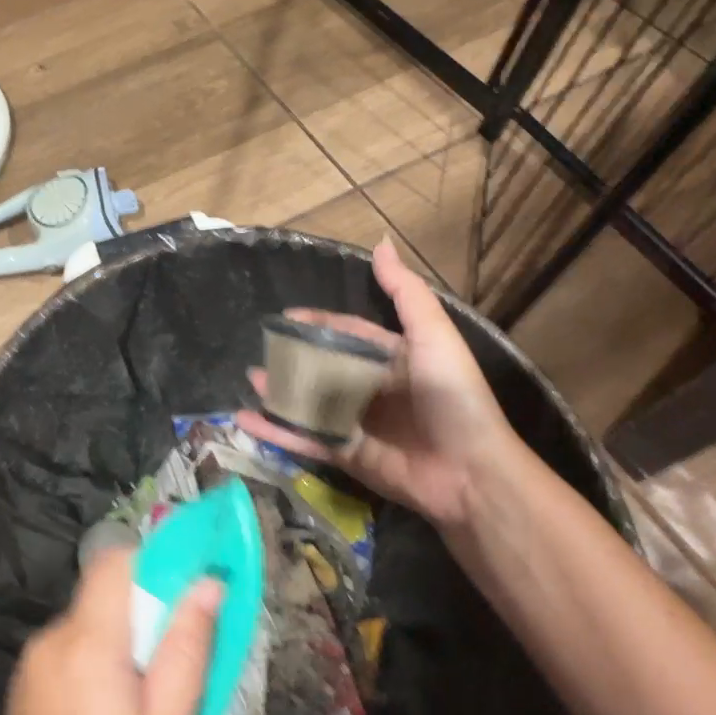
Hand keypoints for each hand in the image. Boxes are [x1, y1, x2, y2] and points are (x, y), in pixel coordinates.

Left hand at [6, 548, 223, 714]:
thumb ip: (187, 651)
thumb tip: (210, 582)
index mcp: (84, 642)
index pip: (118, 561)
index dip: (157, 565)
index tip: (193, 591)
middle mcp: (49, 639)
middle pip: (105, 596)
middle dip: (146, 616)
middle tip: (179, 666)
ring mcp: (30, 666)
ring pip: (88, 626)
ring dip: (122, 644)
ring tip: (147, 703)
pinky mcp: (22, 690)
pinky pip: (67, 655)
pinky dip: (95, 666)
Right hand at [236, 237, 522, 527]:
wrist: (471, 472)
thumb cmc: (454, 396)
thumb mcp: (433, 336)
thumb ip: (405, 292)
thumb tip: (381, 242)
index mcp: (392, 359)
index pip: (348, 333)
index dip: (319, 324)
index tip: (286, 317)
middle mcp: (371, 389)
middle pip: (322, 367)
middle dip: (292, 358)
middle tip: (262, 349)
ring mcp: (355, 423)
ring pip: (308, 402)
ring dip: (279, 391)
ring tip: (251, 380)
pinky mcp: (345, 454)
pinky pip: (304, 439)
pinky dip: (275, 431)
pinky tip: (244, 420)